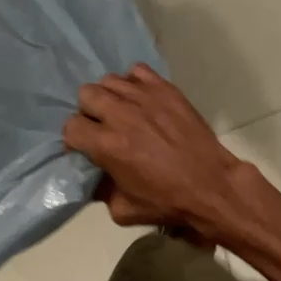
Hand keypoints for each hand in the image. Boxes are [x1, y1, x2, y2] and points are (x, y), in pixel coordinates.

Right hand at [63, 63, 244, 233]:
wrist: (209, 183)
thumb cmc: (166, 200)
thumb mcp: (122, 210)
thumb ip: (100, 189)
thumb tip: (92, 175)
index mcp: (107, 144)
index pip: (71, 126)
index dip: (74, 138)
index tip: (84, 147)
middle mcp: (121, 113)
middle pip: (87, 94)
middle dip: (88, 111)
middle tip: (101, 126)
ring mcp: (144, 95)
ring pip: (110, 79)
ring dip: (110, 95)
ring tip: (122, 111)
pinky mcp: (164, 87)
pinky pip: (137, 70)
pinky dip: (134, 82)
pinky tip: (141, 99)